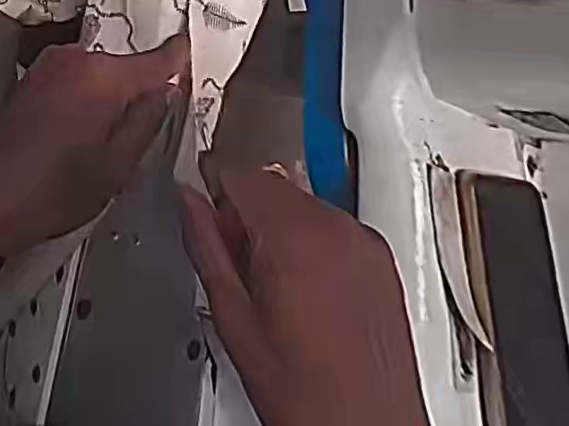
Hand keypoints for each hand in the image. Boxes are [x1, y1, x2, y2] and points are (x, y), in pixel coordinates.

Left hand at [0, 35, 187, 283]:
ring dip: (113, 95)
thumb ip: (148, 120)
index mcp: (103, 76)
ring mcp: (53, 64)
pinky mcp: (36, 76)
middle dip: (142, 90)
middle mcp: (78, 57)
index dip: (180, 59)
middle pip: (128, 66)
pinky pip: (79, 77)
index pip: (158, 58)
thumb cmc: (52, 190)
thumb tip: (167, 90)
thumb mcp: (116, 167)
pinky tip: (83, 134)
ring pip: (103, 73)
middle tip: (146, 129)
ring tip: (108, 140)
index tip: (195, 59)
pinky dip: (90, 96)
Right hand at [181, 163, 429, 425]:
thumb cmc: (307, 395)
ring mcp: (360, 237)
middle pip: (271, 182)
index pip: (239, 172)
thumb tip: (189, 203)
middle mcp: (331, 225)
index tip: (202, 191)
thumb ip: (206, 246)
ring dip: (278, 220)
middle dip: (244, 206)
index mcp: (290, 234)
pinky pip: (333, 222)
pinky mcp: (379, 254)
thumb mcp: (234, 318)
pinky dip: (312, 236)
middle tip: (232, 250)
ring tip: (271, 278)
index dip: (213, 180)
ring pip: (301, 199)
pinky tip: (305, 284)